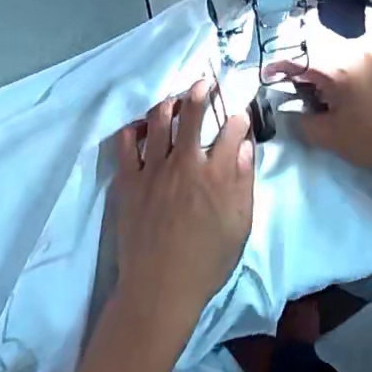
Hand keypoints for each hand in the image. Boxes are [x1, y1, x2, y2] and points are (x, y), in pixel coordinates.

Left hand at [111, 79, 255, 324]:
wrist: (160, 287)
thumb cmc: (208, 261)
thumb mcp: (240, 224)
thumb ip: (244, 181)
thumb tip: (245, 146)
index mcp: (217, 173)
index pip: (232, 128)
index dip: (239, 116)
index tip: (239, 114)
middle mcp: (186, 162)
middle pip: (194, 112)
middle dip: (202, 91)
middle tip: (204, 84)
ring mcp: (154, 169)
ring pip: (159, 120)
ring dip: (169, 103)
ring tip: (174, 101)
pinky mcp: (128, 180)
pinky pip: (126, 143)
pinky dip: (133, 129)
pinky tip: (139, 127)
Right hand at [261, 50, 371, 191]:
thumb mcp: (329, 136)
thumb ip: (301, 120)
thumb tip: (289, 110)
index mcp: (342, 66)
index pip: (303, 59)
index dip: (281, 66)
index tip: (267, 75)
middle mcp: (361, 53)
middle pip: (322, 53)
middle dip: (304, 70)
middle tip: (294, 91)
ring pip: (341, 57)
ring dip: (326, 72)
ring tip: (320, 97)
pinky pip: (359, 63)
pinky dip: (345, 74)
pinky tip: (344, 95)